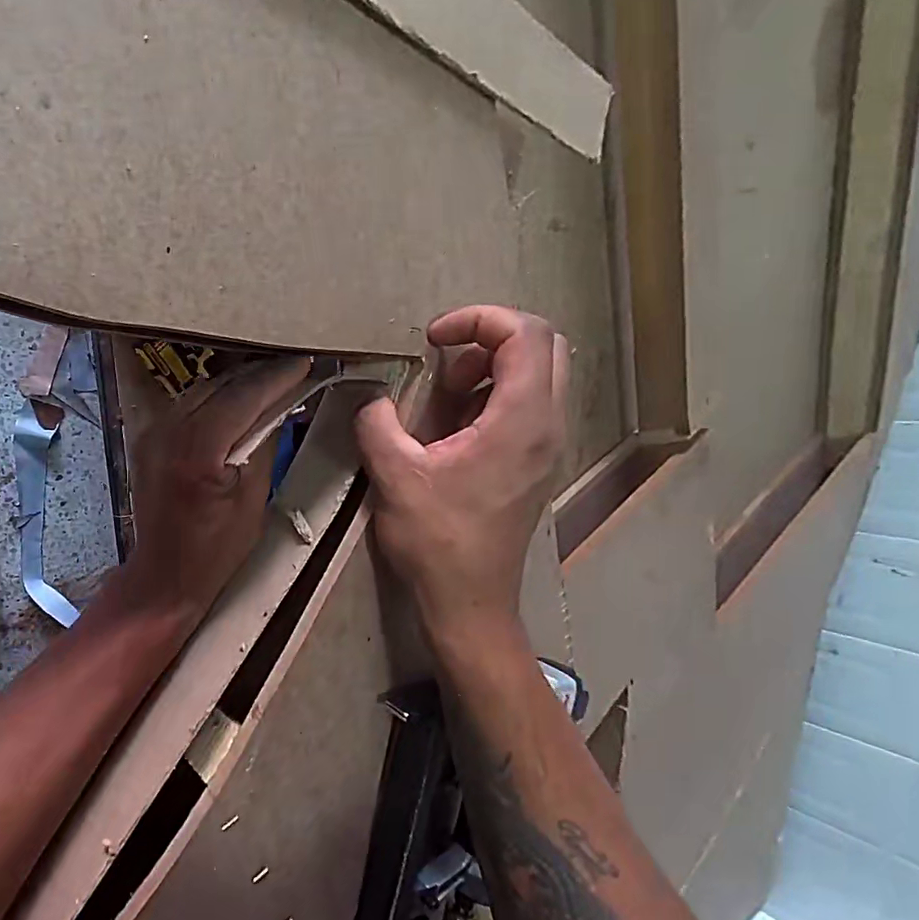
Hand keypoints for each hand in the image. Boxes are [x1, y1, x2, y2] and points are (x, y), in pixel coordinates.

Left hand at [119, 355, 311, 617]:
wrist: (165, 575)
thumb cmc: (216, 550)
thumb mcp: (253, 498)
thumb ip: (263, 442)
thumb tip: (281, 404)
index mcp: (196, 449)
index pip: (243, 395)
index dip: (277, 376)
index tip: (305, 360)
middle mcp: (167, 430)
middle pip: (220, 384)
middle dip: (259, 373)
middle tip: (294, 366)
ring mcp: (152, 431)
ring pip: (202, 389)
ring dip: (237, 383)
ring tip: (272, 379)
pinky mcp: (147, 437)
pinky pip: (188, 404)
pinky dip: (216, 398)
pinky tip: (238, 400)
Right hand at [355, 306, 569, 627]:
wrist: (468, 600)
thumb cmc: (436, 541)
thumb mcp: (394, 477)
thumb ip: (377, 425)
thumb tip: (371, 399)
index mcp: (520, 420)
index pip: (524, 333)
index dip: (477, 319)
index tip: (433, 338)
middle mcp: (547, 426)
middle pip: (543, 345)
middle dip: (491, 338)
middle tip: (445, 360)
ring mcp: (547, 446)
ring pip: (540, 374)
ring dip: (493, 367)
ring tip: (446, 394)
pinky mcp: (535, 464)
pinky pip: (529, 406)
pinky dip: (495, 396)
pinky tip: (455, 427)